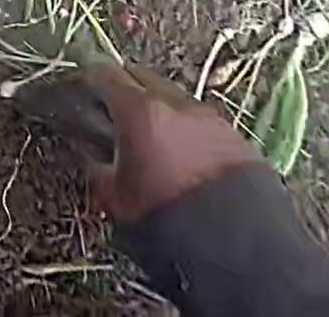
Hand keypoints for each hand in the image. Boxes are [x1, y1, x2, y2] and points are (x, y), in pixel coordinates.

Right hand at [84, 64, 260, 223]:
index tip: (84, 87)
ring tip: (155, 138)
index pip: (104, 73)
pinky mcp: (237, 137)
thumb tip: (89, 155)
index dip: (90, 79)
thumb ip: (95, 166)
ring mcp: (209, 118)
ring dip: (159, 108)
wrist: (244, 256)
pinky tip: (187, 157)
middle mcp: (174, 103)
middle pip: (140, 75)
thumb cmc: (173, 223)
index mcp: (138, 110)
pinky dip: (189, 129)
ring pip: (173, 96)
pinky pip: (202, 120)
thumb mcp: (116, 198)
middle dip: (125, 87)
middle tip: (116, 111)